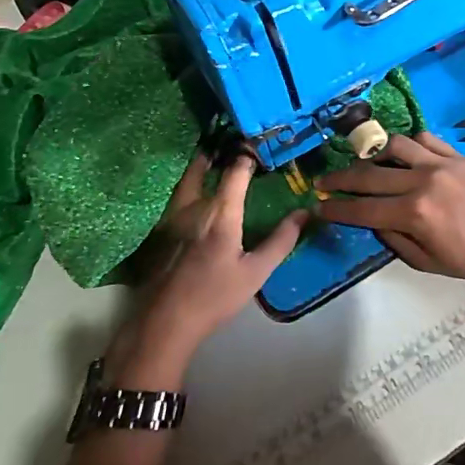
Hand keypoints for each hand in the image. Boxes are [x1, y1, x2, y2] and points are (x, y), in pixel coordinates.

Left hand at [134, 154, 306, 355]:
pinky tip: (195, 192)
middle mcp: (194, 205)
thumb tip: (305, 213)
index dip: (248, 153)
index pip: (236, 170)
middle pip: (203, 166)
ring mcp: (172, 216)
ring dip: (199, 164)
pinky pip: (176, 196)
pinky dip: (187, 184)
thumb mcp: (255, 272)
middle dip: (219, 152)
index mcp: (221, 212)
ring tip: (212, 155)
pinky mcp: (160, 230)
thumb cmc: (214, 296)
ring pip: (185, 179)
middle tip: (232, 142)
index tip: (260, 144)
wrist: (163, 322)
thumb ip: (281, 240)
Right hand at [314, 133, 464, 282]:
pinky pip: (422, 139)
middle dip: (340, 179)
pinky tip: (400, 154)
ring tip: (361, 164)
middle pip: (368, 175)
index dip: (336, 208)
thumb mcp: (429, 262)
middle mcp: (421, 181)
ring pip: (392, 147)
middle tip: (322, 182)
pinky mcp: (455, 154)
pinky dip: (406, 144)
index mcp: (414, 214)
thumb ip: (394, 240)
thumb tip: (371, 220)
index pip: (362, 208)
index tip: (317, 205)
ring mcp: (439, 163)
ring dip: (370, 155)